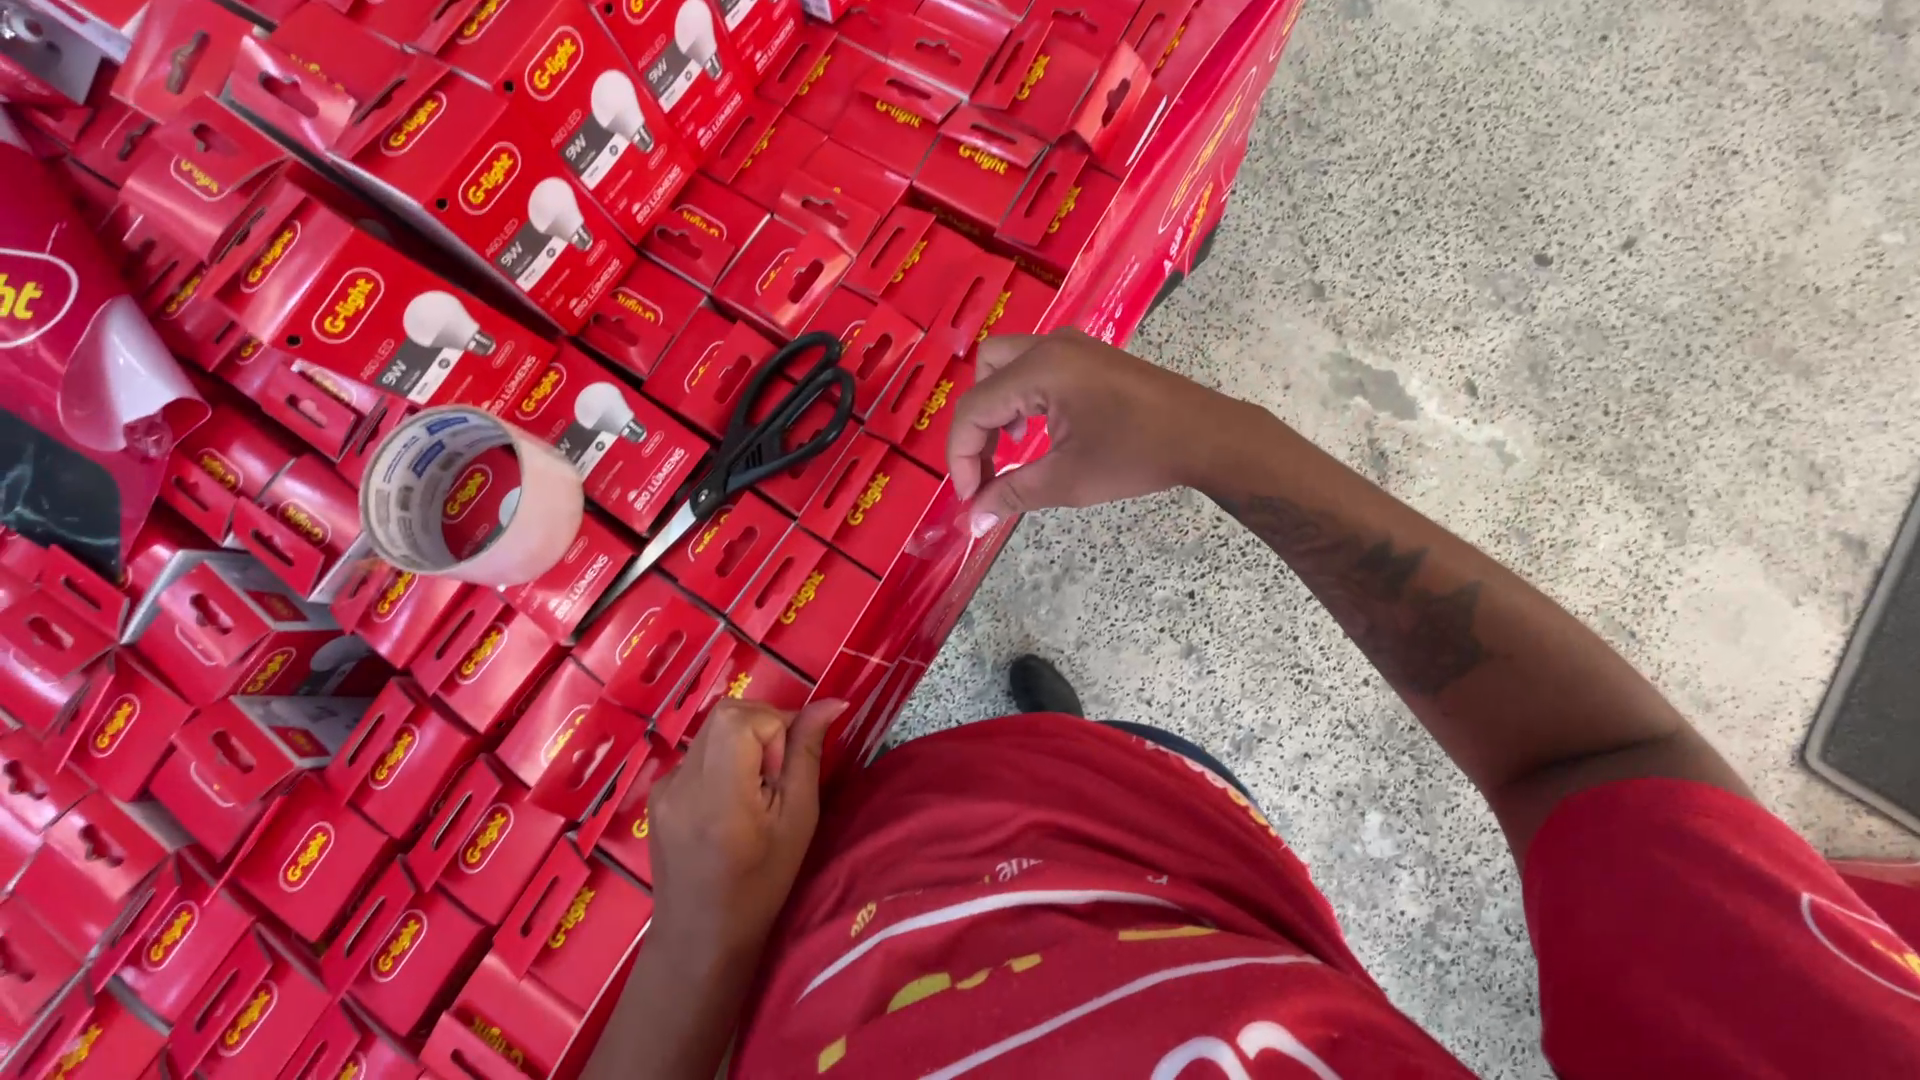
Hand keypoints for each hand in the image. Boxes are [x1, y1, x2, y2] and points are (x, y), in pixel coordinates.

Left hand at [647, 698, 846, 952]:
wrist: (701, 936)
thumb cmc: (761, 884)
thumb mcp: (799, 819)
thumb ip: (807, 753)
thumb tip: (832, 701)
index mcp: (717, 793)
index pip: (742, 717)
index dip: (773, 729)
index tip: (781, 772)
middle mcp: (681, 781)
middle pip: (726, 713)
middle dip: (762, 728)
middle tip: (774, 777)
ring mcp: (663, 785)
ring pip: (712, 729)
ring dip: (743, 742)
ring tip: (753, 792)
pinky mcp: (657, 792)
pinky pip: (698, 752)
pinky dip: (722, 760)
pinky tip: (728, 803)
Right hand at [948, 330, 1251, 533]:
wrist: (1206, 435)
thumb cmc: (1137, 456)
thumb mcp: (1067, 481)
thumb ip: (1011, 495)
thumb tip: (971, 520)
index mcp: (1040, 370)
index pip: (974, 408)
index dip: (961, 456)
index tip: (971, 496)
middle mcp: (1050, 346)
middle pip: (983, 374)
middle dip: (975, 423)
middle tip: (986, 466)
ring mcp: (1072, 346)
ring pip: (1007, 364)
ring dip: (997, 407)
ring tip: (1010, 448)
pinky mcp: (1088, 355)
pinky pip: (1034, 366)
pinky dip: (1022, 395)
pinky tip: (1038, 429)